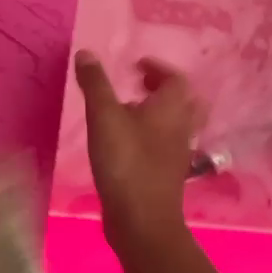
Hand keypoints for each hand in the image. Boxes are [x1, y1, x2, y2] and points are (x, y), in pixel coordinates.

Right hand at [73, 50, 208, 246]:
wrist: (142, 219)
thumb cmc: (125, 162)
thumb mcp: (103, 117)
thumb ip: (95, 84)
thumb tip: (86, 53)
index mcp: (170, 110)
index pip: (175, 79)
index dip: (157, 68)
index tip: (135, 65)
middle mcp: (181, 128)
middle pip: (185, 101)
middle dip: (164, 89)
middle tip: (139, 85)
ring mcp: (177, 153)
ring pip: (177, 123)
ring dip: (160, 111)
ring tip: (131, 110)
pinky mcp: (167, 172)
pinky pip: (167, 142)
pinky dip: (153, 133)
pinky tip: (128, 140)